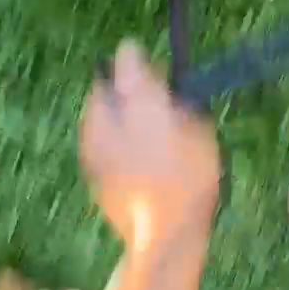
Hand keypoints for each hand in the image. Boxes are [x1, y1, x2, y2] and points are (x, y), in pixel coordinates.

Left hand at [80, 41, 220, 269]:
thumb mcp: (198, 132)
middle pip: (108, 88)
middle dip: (125, 90)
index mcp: (137, 102)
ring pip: (101, 115)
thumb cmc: (192, 177)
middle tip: (151, 101)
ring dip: (117, 115)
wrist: (163, 230)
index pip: (128, 61)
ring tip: (146, 131)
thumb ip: (178, 104)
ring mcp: (92, 145)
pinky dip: (114, 140)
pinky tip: (137, 156)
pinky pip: (100, 141)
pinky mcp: (89, 168)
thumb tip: (166, 91)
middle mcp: (106, 118)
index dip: (139, 59)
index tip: (153, 66)